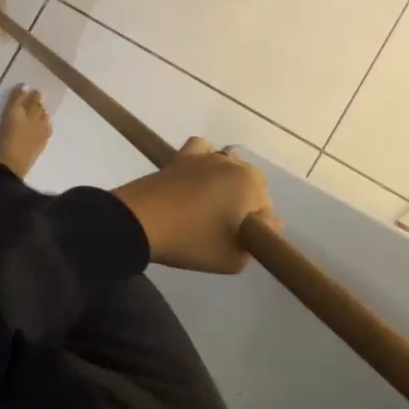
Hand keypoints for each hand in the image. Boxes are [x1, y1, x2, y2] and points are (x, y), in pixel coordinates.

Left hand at [111, 138, 272, 273]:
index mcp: (250, 184)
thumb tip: (268, 222)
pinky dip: (205, 159)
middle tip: (225, 228)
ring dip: (227, 182)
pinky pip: (202, 149)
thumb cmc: (192, 241)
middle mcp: (231, 163)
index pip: (266, 208)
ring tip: (211, 206)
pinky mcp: (180, 157)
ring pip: (229, 166)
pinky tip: (198, 178)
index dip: (257, 228)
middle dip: (244, 203)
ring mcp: (204, 156)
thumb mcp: (233, 258)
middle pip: (250, 183)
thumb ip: (257, 242)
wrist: (141, 222)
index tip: (240, 241)